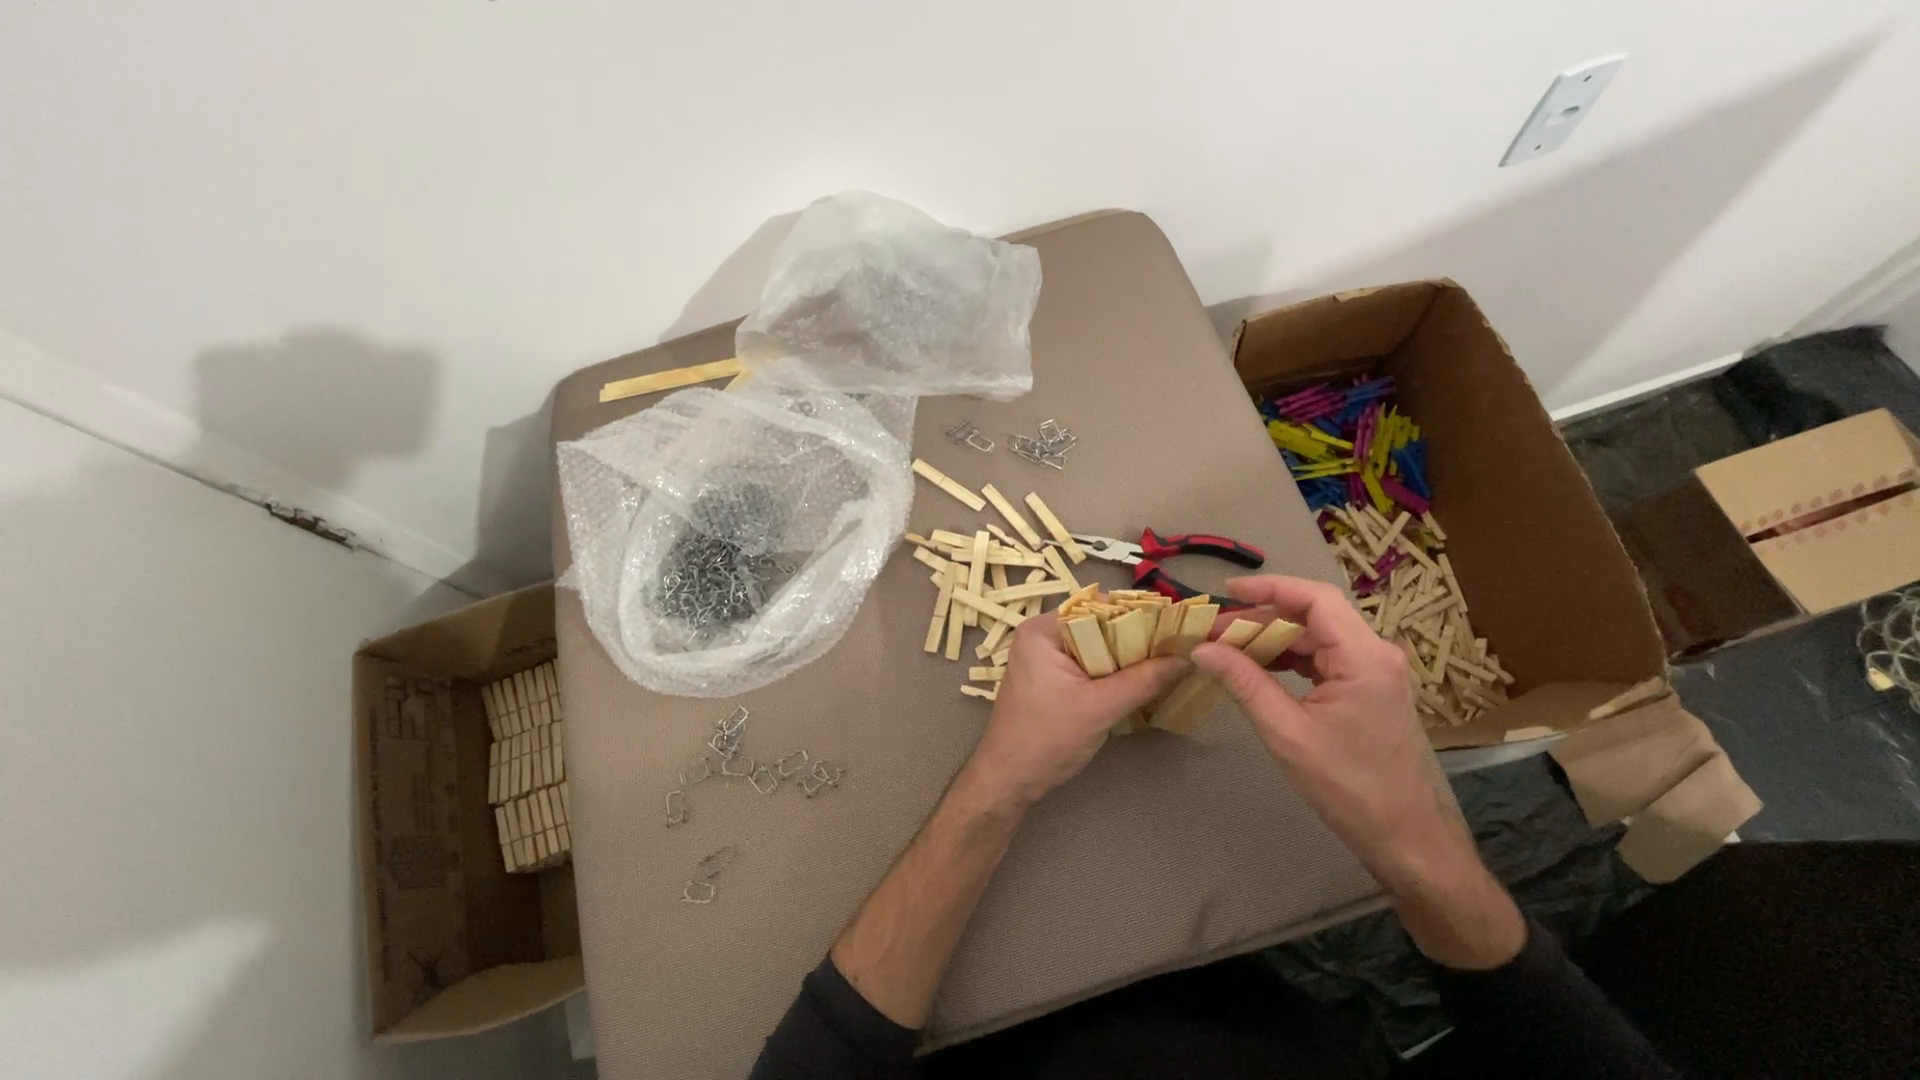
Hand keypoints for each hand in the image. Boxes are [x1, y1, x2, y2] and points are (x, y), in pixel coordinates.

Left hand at [964, 612, 1189, 808]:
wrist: (1009, 781)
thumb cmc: (1046, 740)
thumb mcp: (1100, 708)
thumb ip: (1145, 680)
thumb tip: (1188, 657)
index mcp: (1044, 630)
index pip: (1100, 605)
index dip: (1141, 613)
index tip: (1179, 625)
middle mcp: (1043, 635)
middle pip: (1101, 624)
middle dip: (1140, 636)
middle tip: (1181, 645)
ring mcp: (1046, 657)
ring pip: (1099, 646)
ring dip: (1131, 656)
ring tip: (1172, 660)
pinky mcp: (1053, 678)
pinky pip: (1092, 663)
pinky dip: (1116, 671)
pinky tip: (1145, 679)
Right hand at [1189, 576, 1520, 968]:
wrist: (1403, 834)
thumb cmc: (1346, 785)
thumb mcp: (1285, 732)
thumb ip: (1244, 682)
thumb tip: (1201, 648)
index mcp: (1364, 657)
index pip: (1315, 598)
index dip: (1269, 588)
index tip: (1226, 593)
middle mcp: (1377, 653)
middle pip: (1314, 614)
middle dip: (1262, 617)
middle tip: (1217, 631)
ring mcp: (1377, 671)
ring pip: (1318, 636)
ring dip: (1274, 638)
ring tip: (1229, 649)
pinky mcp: (1371, 688)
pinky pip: (1326, 657)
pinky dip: (1291, 658)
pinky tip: (1259, 669)